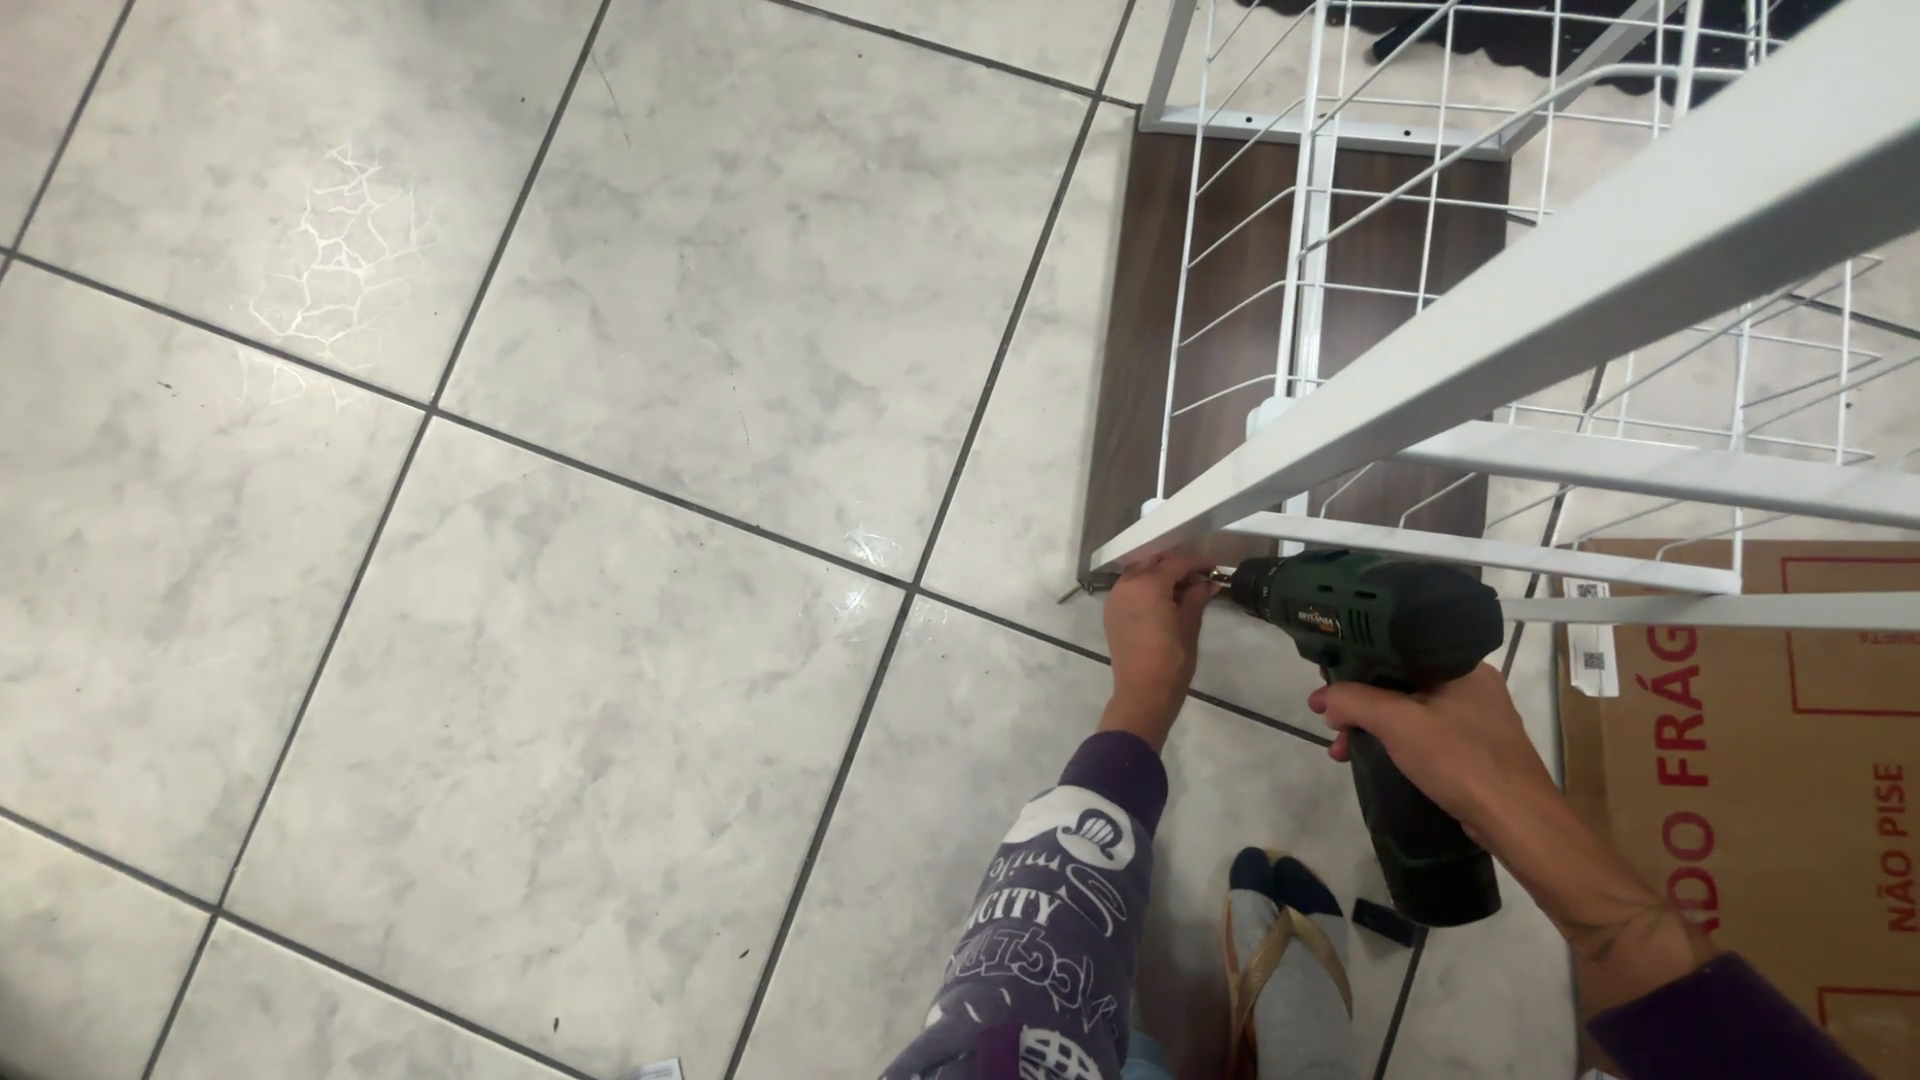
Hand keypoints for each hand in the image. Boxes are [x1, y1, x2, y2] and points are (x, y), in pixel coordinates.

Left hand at [1098, 553, 1218, 749]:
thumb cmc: (1171, 659)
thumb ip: (1196, 597)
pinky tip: (1161, 599)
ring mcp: (1114, 598)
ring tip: (1180, 588)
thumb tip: (1207, 583)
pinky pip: (1128, 589)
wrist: (1143, 691)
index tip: (1213, 567)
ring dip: (1157, 575)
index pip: (1175, 564)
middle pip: (1152, 563)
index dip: (1196, 564)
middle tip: (1196, 576)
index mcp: (1147, 584)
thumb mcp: (1189, 625)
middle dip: (1174, 565)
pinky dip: (1144, 587)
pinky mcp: (1110, 612)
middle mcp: (1126, 585)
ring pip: (1137, 573)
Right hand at [1308, 663, 1555, 844]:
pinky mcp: (1472, 749)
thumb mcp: (1397, 722)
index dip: (1353, 665)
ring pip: (1406, 710)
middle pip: (1396, 682)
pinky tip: (1370, 757)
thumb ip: (1354, 701)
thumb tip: (1324, 701)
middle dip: (1356, 703)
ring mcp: (1474, 719)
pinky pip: (1420, 733)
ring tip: (1340, 749)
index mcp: (1460, 666)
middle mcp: (1470, 686)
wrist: (1517, 822)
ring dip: (1369, 726)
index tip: (1324, 683)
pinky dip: (1392, 742)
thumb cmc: (1460, 760)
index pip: (1394, 651)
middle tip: (1328, 721)